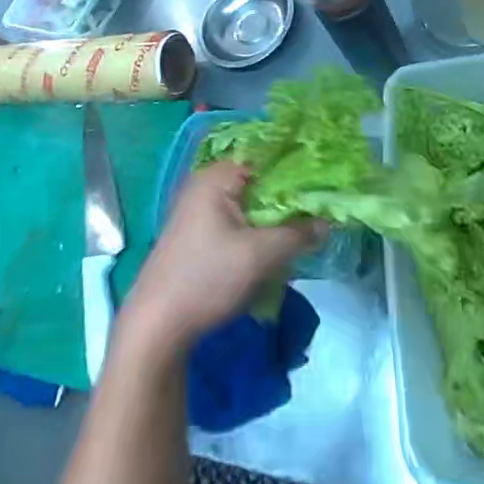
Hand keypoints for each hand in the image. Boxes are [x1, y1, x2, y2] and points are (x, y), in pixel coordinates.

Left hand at [116, 161, 326, 359]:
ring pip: (250, 205)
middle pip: (259, 181)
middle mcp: (205, 185)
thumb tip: (327, 222)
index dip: (298, 168)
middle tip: (322, 209)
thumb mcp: (261, 255)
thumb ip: (299, 234)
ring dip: (276, 217)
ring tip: (306, 229)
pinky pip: (238, 222)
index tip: (326, 183)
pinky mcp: (199, 235)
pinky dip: (259, 230)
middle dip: (290, 196)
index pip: (266, 157)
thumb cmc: (207, 278)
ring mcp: (199, 211)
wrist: (156, 326)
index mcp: (216, 177)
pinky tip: (277, 247)